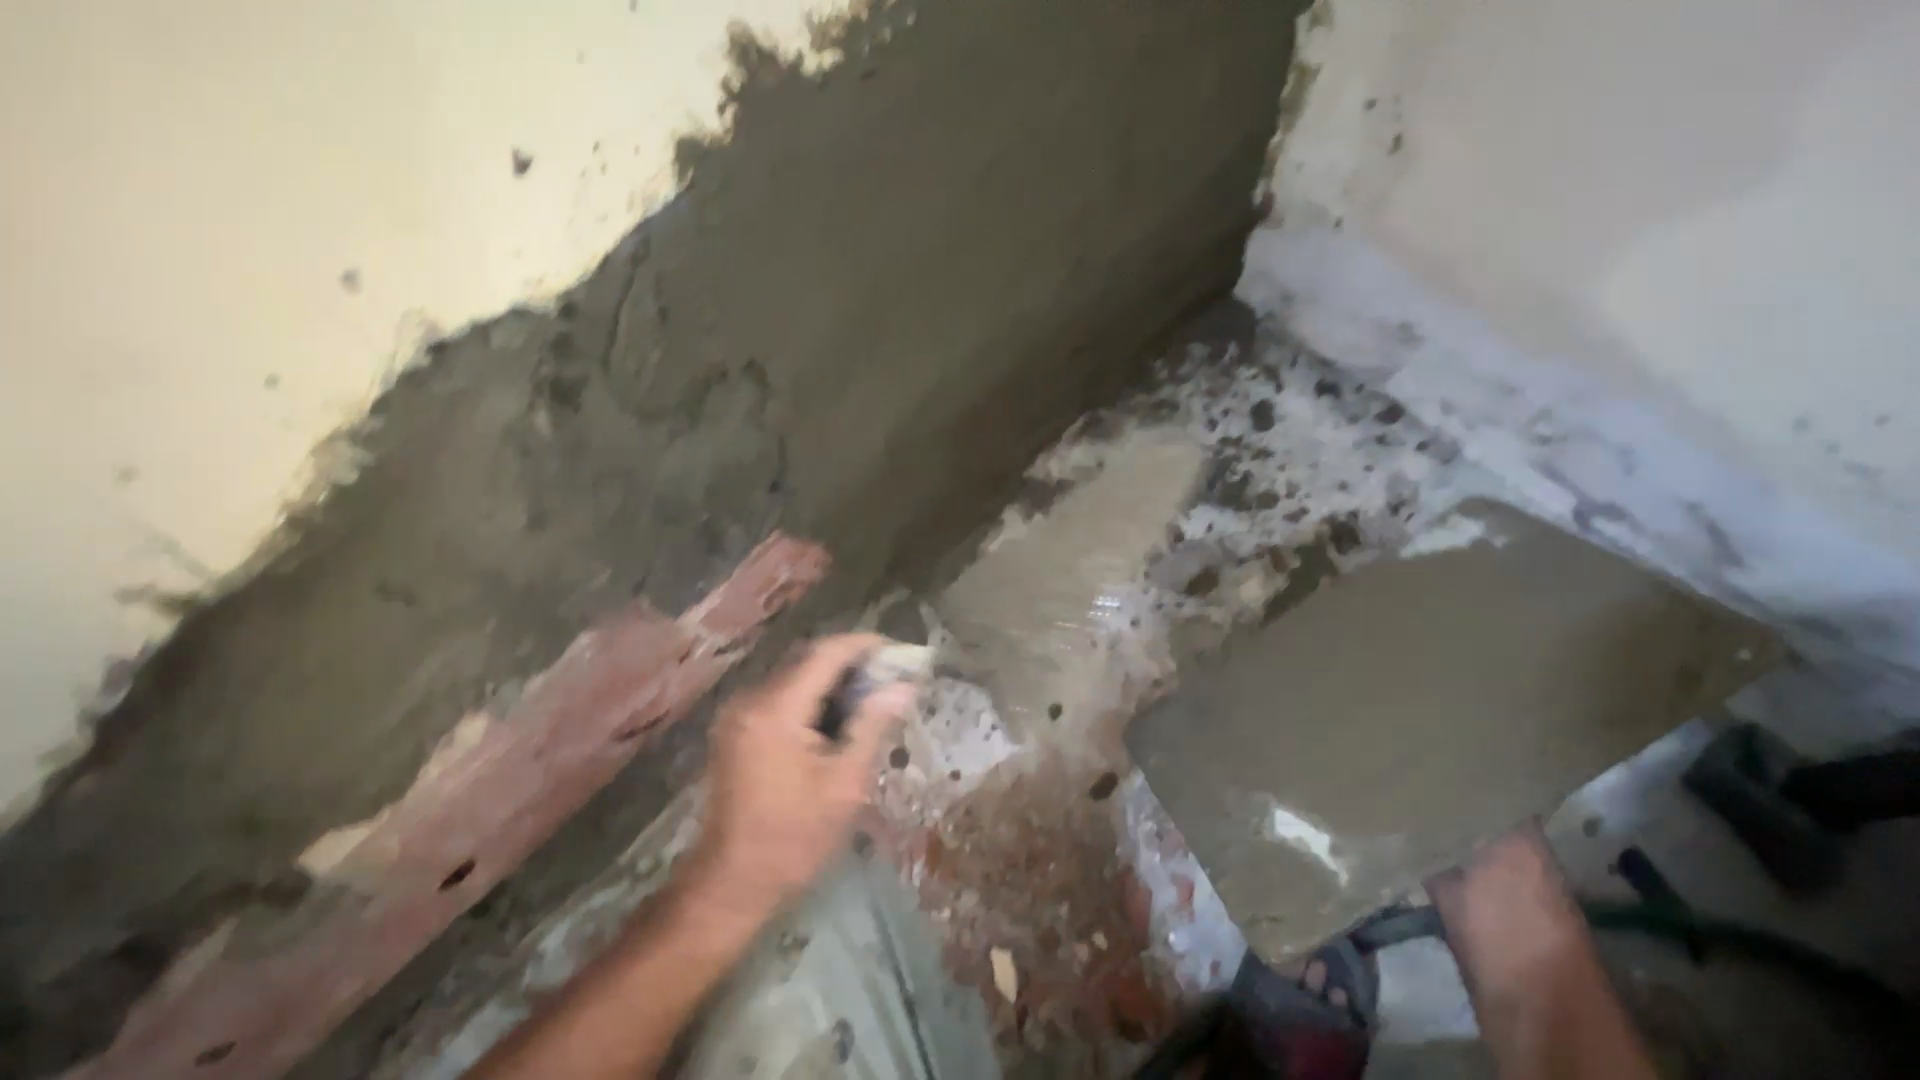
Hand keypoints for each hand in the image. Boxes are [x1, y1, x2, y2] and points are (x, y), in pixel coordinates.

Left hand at [691, 634, 916, 919]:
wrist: (732, 880)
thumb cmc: (795, 837)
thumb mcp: (845, 783)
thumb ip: (871, 726)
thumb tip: (902, 687)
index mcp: (776, 709)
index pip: (824, 654)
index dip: (863, 645)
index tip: (897, 651)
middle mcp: (750, 700)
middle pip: (806, 661)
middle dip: (850, 664)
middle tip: (891, 679)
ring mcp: (737, 715)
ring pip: (793, 678)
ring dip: (831, 682)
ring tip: (871, 700)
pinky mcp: (735, 731)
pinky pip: (779, 699)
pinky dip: (810, 700)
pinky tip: (837, 721)